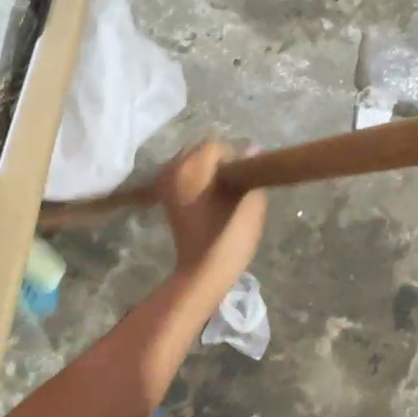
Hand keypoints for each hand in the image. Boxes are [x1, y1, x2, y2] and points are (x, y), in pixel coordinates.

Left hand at [157, 141, 266, 284]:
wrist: (203, 270)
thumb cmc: (229, 236)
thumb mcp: (250, 204)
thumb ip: (251, 173)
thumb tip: (252, 149)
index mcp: (193, 167)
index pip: (214, 146)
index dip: (233, 156)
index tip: (245, 174)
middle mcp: (174, 171)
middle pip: (196, 151)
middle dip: (214, 160)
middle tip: (234, 180)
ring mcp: (165, 186)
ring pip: (186, 164)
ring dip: (202, 170)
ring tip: (221, 189)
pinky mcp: (165, 202)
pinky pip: (179, 179)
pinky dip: (192, 182)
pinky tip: (207, 197)